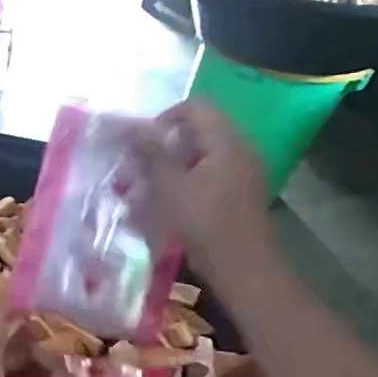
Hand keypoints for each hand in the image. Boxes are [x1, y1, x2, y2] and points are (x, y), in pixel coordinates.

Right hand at [134, 102, 271, 271]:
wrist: (244, 269)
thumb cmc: (204, 224)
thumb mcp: (170, 186)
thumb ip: (151, 152)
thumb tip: (132, 125)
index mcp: (226, 140)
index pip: (195, 107)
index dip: (164, 118)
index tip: (143, 144)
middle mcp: (241, 148)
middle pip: (200, 130)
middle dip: (167, 144)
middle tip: (143, 166)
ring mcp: (245, 171)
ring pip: (204, 153)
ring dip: (176, 164)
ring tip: (152, 187)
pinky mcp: (243, 192)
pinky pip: (212, 173)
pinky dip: (189, 180)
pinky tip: (172, 203)